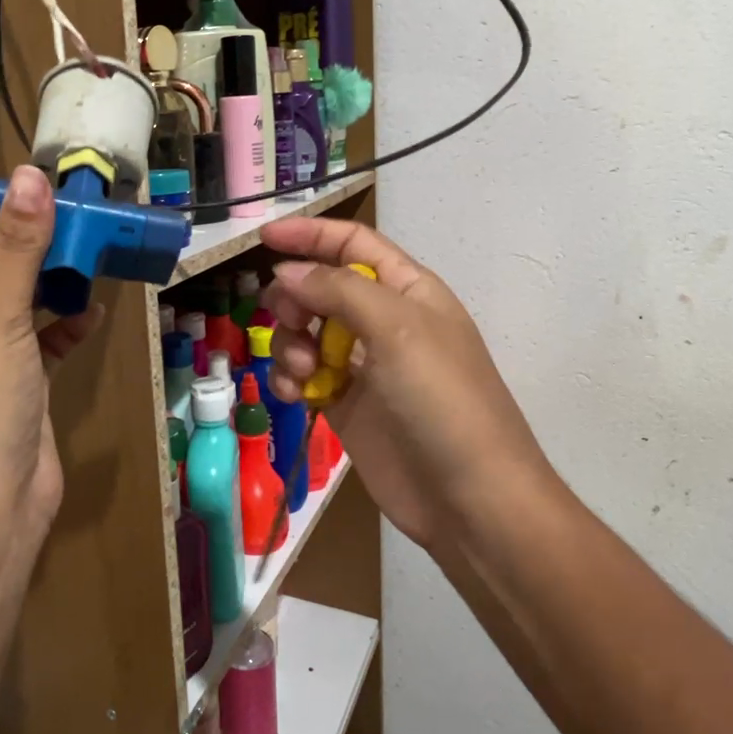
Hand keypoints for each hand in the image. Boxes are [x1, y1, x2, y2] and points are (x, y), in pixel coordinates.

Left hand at [0, 165, 104, 533]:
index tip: (27, 186)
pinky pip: (44, 340)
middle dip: (27, 239)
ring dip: (52, 278)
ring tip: (93, 250)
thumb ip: (16, 245)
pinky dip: (66, 324)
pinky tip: (92, 313)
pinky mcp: (21, 385)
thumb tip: (28, 176)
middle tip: (76, 211)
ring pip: (21, 300)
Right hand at [260, 217, 553, 549]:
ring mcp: (364, 367)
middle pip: (321, 288)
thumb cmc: (442, 400)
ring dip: (290, 343)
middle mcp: (384, 322)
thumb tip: (287, 272)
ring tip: (301, 369)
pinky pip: (304, 377)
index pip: (352, 246)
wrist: (469, 498)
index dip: (310, 235)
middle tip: (288, 318)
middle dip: (295, 297)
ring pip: (305, 334)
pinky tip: (294, 395)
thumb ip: (337, 291)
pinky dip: (291, 379)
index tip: (263, 237)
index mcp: (408, 291)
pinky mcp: (346, 407)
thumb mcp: (396, 329)